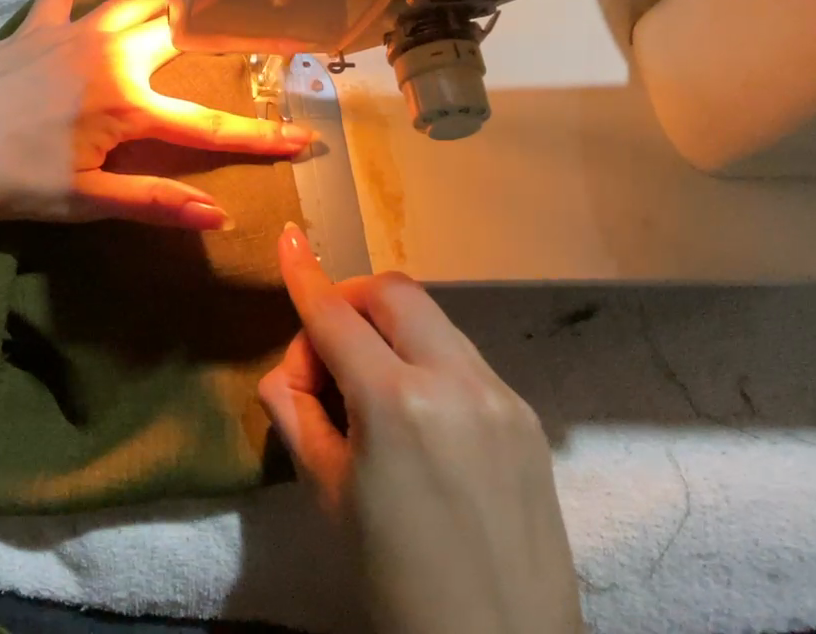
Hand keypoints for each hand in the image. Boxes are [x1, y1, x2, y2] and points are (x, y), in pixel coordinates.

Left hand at [0, 0, 311, 230]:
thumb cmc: (10, 183)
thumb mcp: (84, 202)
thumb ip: (154, 204)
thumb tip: (223, 217)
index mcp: (127, 106)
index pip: (209, 126)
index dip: (261, 138)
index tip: (306, 141)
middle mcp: (110, 57)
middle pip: (181, 39)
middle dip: (226, 35)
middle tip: (262, 25)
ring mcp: (71, 34)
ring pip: (134, 2)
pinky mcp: (34, 28)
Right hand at [259, 224, 582, 633]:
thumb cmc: (391, 578)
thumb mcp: (324, 490)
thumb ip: (296, 410)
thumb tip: (293, 367)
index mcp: (397, 403)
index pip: (335, 316)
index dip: (304, 275)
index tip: (288, 237)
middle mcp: (458, 382)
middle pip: (394, 293)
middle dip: (350, 300)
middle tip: (325, 353)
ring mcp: (503, 398)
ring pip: (432, 320)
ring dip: (387, 330)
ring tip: (367, 392)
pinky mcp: (528, 420)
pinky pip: (461, 357)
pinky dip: (422, 359)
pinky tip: (412, 417)